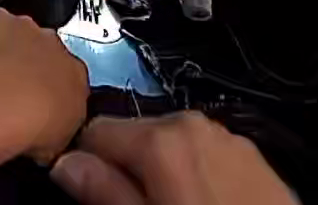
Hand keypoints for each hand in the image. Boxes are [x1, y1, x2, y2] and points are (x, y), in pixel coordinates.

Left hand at [0, 8, 88, 163]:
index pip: (73, 78)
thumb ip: (59, 130)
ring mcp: (29, 30)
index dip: (57, 93)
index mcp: (78, 73)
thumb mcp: (59, 143)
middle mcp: (57, 45)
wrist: (6, 102)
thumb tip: (50, 137)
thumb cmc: (34, 123)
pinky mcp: (1, 20)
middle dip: (37, 67)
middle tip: (17, 96)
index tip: (44, 109)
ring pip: (24, 35)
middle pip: (49, 51)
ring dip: (14, 51)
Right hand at [49, 114, 297, 204]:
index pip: (97, 129)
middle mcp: (192, 123)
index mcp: (161, 139)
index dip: (87, 162)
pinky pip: (205, 151)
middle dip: (127, 168)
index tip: (87, 191)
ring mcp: (225, 135)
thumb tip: (68, 164)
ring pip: (171, 142)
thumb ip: (106, 193)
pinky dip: (195, 172)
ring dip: (162, 171)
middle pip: (135, 134)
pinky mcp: (250, 153)